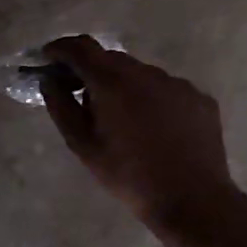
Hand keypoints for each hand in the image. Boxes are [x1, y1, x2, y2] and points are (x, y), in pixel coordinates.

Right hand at [39, 36, 236, 221]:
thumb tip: (50, 81)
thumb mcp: (81, 144)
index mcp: (113, 82)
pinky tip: (149, 127)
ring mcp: (177, 84)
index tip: (47, 59)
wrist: (192, 199)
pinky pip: (164, 88)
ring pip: (138, 73)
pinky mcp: (199, 98)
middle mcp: (146, 73)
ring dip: (120, 85)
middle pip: (110, 58)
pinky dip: (148, 98)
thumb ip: (60, 106)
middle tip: (75, 93)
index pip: (80, 47)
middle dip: (89, 69)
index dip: (59, 49)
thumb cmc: (126, 174)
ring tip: (116, 117)